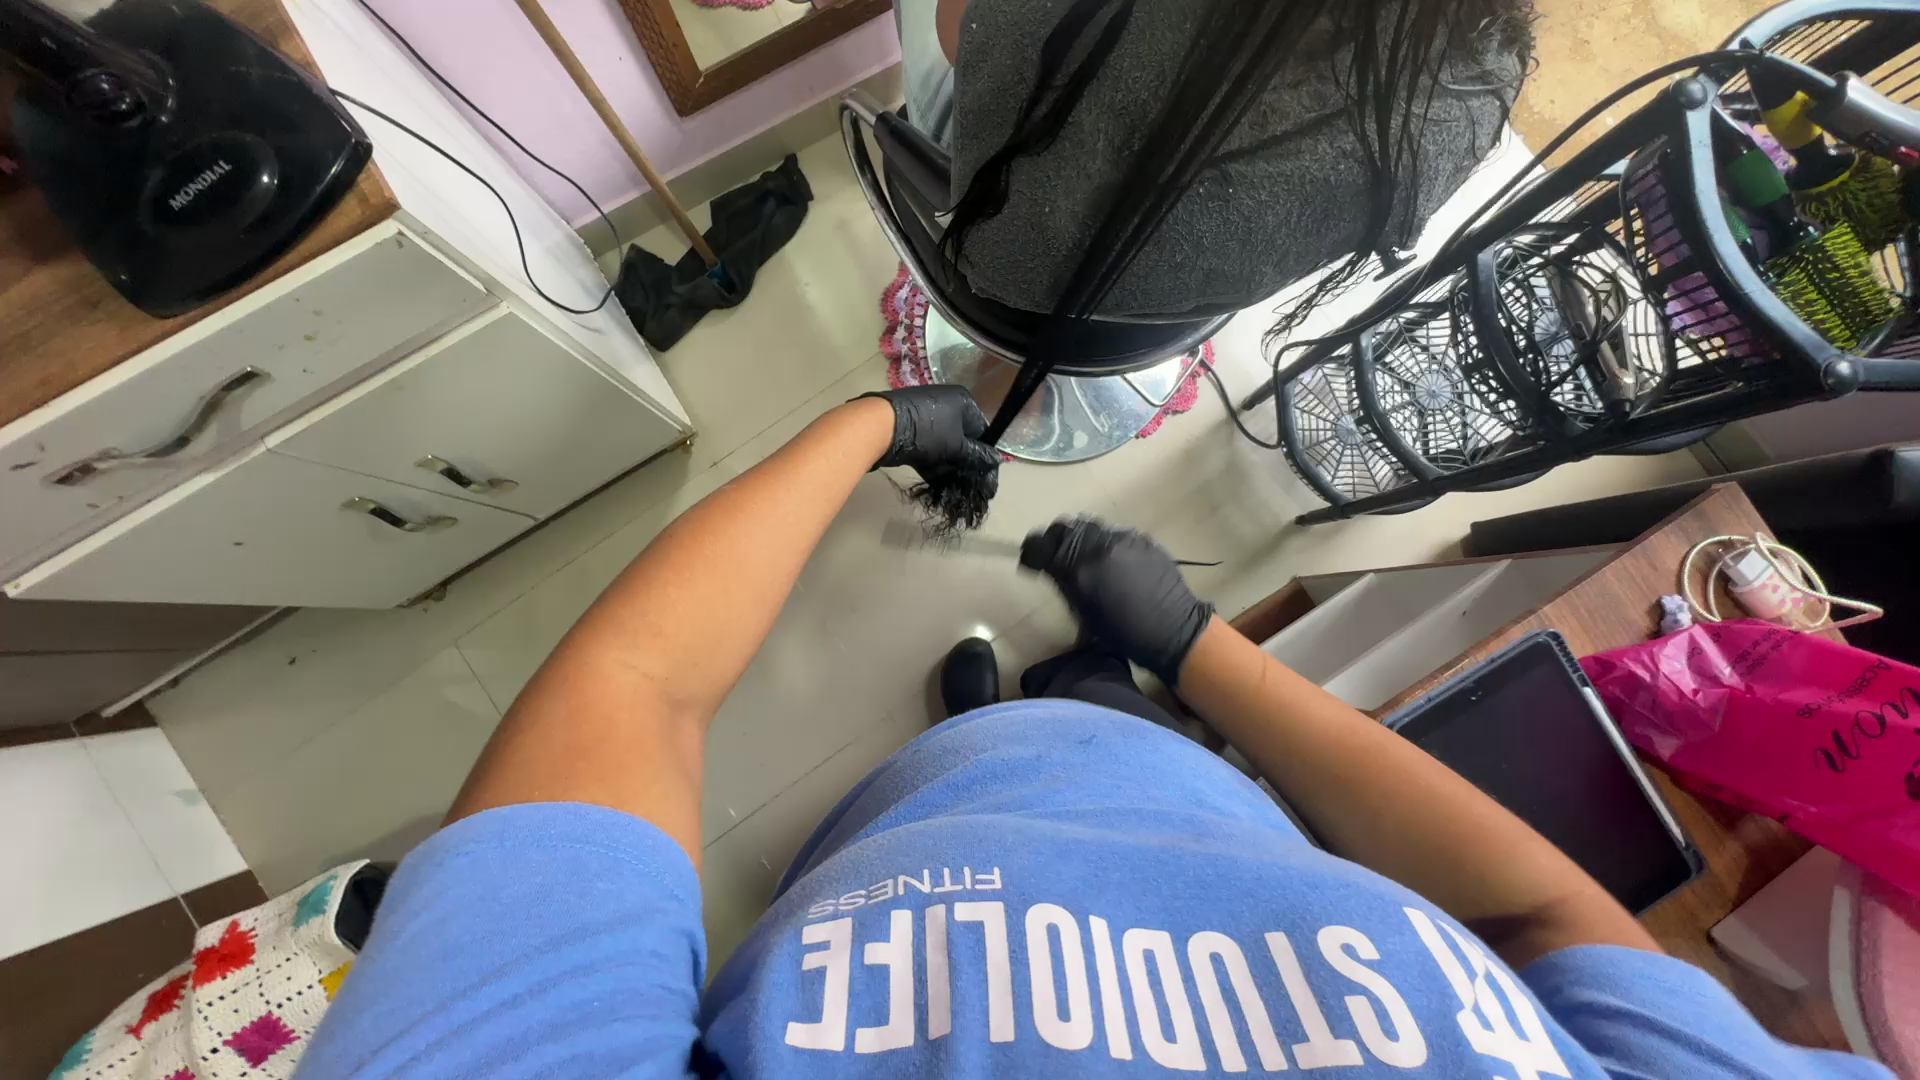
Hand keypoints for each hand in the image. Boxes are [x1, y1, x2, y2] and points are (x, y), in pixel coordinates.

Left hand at [855, 385, 999, 493]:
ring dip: (947, 466)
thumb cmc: (927, 432)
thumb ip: (977, 455)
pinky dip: (933, 464)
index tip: (982, 474)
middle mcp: (946, 404)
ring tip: (952, 486)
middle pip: (962, 438)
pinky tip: (936, 483)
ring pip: (944, 446)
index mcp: (963, 401)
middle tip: (966, 483)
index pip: (981, 429)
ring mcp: (926, 416)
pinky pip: (928, 448)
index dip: (982, 453)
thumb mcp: (957, 446)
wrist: (881, 427)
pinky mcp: (911, 429)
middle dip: (963, 462)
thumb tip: (996, 460)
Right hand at [1020, 516, 1213, 685]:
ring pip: (1091, 526)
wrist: (1173, 630)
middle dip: (1055, 538)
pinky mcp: (1142, 538)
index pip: (1044, 545)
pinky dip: (1105, 542)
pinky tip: (1111, 559)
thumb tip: (1050, 566)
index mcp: (1081, 569)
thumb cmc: (1124, 633)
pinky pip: (1114, 532)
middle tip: (1054, 552)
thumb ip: (1065, 582)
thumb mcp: (1084, 612)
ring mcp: (1124, 538)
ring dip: (1081, 537)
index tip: (1030, 558)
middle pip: (1066, 527)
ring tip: (1083, 554)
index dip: (1033, 550)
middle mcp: (1100, 546)